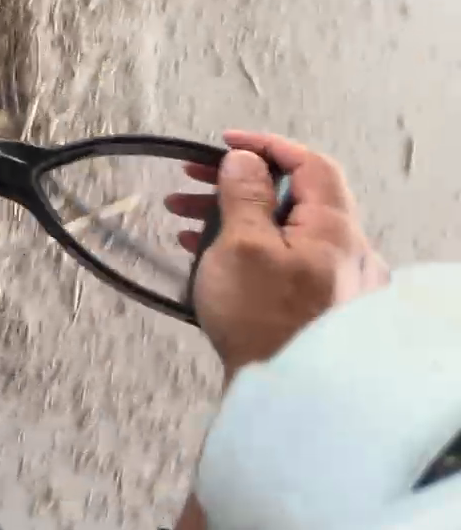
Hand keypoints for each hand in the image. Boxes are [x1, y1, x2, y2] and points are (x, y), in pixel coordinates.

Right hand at [166, 130, 388, 377]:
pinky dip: (242, 239)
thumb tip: (246, 160)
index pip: (311, 166)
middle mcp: (348, 252)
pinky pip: (281, 252)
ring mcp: (338, 278)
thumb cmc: (263, 318)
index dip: (266, 146)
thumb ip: (244, 196)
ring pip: (283, 224)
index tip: (225, 142)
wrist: (288, 387)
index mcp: (334, 232)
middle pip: (294, 196)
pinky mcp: (320, 299)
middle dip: (236, 180)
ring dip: (231, 210)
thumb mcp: (240, 244)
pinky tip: (205, 248)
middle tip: (191, 176)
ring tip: (182, 215)